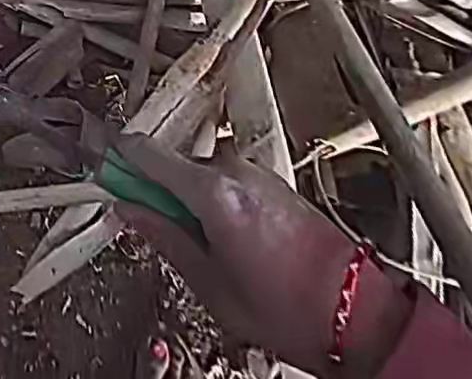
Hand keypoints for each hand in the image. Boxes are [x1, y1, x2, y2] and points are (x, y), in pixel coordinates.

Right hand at [114, 143, 413, 376]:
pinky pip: (223, 176)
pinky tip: (230, 236)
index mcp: (211, 192)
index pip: (144, 151)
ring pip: (196, 170)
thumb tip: (125, 210)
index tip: (104, 171)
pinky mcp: (271, 178)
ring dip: (186, 194)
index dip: (118, 158)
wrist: (367, 320)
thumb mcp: (210, 285)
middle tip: (157, 225)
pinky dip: (211, 195)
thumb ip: (162, 237)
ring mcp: (254, 170)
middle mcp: (231, 169)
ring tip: (206, 241)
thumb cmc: (288, 311)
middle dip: (156, 187)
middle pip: (170, 162)